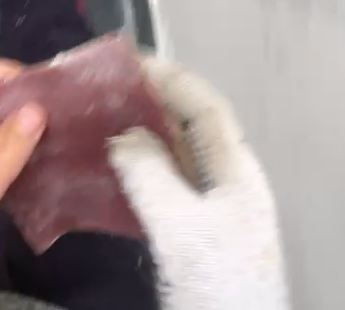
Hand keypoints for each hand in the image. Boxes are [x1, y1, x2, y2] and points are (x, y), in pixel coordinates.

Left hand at [0, 57, 46, 309]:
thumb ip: (1, 155)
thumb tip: (37, 108)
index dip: (5, 74)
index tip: (45, 86)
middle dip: (21, 99)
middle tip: (64, 106)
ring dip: (25, 127)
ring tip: (64, 129)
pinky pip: (2, 160)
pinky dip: (24, 155)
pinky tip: (51, 162)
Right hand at [108, 58, 290, 308]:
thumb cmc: (216, 281)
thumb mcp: (181, 227)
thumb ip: (149, 173)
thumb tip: (123, 135)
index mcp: (237, 170)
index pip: (205, 106)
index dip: (171, 79)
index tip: (131, 63)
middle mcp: (230, 180)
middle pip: (192, 124)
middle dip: (154, 99)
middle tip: (112, 87)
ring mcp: (216, 208)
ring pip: (179, 152)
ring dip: (145, 129)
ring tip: (107, 116)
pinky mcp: (199, 231)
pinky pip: (169, 180)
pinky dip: (143, 163)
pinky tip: (115, 165)